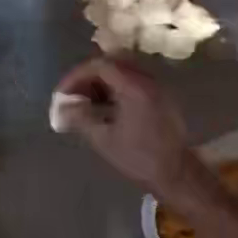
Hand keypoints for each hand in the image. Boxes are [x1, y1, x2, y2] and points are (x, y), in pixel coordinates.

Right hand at [53, 58, 203, 200]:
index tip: (63, 94)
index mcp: (134, 87)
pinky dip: (116, 89)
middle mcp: (147, 81)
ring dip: (102, 83)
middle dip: (89, 78)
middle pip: (112, 64)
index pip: (100, 65)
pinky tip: (105, 109)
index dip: (77, 76)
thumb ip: (81, 117)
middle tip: (74, 96)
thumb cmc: (138, 158)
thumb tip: (62, 108)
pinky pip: (134, 83)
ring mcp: (157, 88)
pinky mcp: (160, 98)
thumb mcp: (104, 139)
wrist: (176, 174)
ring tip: (86, 104)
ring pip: (123, 73)